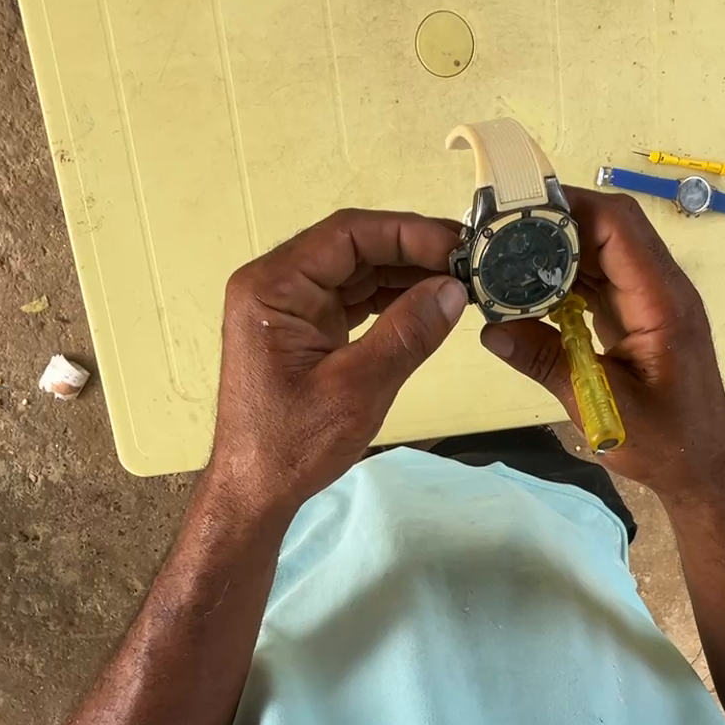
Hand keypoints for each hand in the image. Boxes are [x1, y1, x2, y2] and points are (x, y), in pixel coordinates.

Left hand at [210, 209, 468, 513]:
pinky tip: (427, 306)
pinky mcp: (303, 332)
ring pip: (355, 274)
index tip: (458, 246)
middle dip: (412, 253)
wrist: (255, 490)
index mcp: (274, 287)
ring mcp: (289, 309)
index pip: (348, 234)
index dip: (408, 233)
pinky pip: (351, 302)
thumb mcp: (358, 389)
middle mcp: (276, 286)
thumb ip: (407, 334)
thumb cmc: (295, 444)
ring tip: (457, 284)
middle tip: (469, 264)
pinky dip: (390, 302)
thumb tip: (455, 290)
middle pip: (353, 248)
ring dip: (405, 276)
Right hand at [479, 187, 724, 502]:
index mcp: (662, 302)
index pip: (619, 227)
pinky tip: (531, 290)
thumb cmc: (664, 443)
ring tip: (506, 255)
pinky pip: (601, 284)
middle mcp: (661, 290)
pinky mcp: (639, 320)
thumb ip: (547, 362)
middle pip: (610, 231)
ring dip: (558, 251)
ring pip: (603, 255)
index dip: (571, 208)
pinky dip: (566, 281)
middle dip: (557, 224)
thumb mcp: (599, 405)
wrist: (701, 468)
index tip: (520, 209)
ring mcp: (651, 304)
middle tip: (501, 232)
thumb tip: (490, 330)